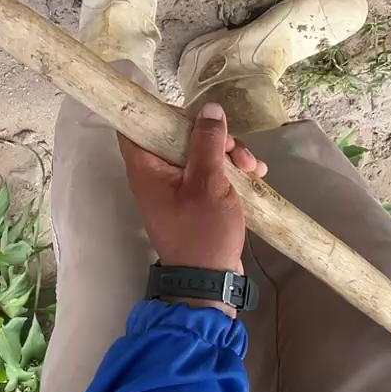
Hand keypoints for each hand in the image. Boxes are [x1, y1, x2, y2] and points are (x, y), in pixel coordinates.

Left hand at [117, 103, 266, 277]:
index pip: (136, 125)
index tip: (192, 113)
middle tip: (234, 148)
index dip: (160, 112)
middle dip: (212, 135)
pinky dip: (230, 169)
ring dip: (228, 153)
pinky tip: (254, 174)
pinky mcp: (196, 197)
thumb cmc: (202, 233)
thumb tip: (210, 108)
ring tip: (252, 166)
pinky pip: (210, 171)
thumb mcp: (208, 183)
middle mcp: (157, 174)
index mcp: (147, 168)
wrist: (210, 283)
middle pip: (178, 135)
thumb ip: (208, 143)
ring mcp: (177, 187)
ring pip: (199, 152)